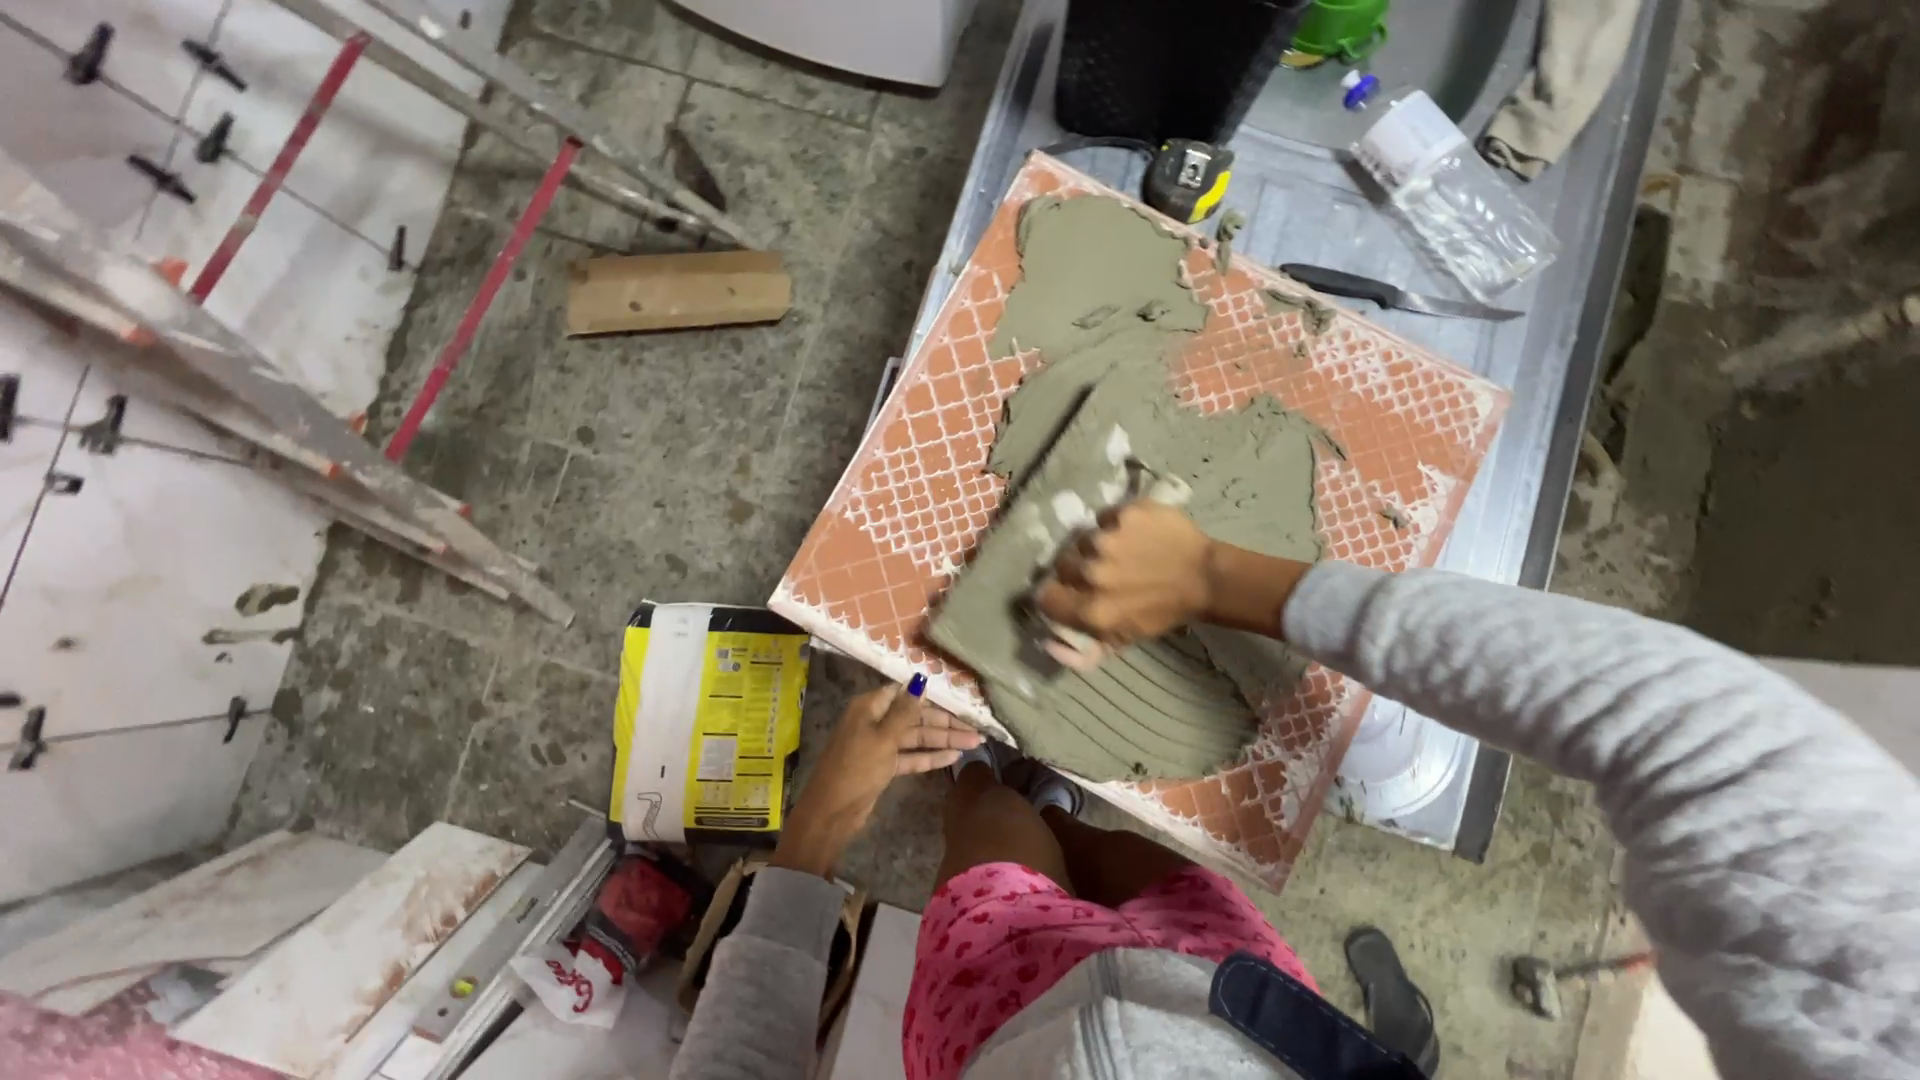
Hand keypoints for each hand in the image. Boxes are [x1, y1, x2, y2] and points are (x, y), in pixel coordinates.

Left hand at [772, 682, 981, 877]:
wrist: (832, 812)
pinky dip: (930, 757)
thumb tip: (920, 680)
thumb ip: (905, 711)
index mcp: (870, 707)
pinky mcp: (884, 766)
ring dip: (943, 740)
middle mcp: (875, 721)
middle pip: (915, 717)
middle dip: (944, 723)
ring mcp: (880, 745)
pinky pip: (911, 756)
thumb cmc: (856, 768)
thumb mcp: (883, 737)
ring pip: (916, 738)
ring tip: (974, 743)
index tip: (959, 699)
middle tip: (976, 729)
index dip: (932, 696)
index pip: (905, 693)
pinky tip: (954, 757)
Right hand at [1035, 500, 1217, 655]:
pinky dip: (1115, 524)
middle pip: (1062, 564)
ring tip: (1118, 549)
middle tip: (1098, 570)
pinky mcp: (1124, 514)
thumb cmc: (1163, 611)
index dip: (1057, 594)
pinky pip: (1105, 516)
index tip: (1069, 591)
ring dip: (1096, 544)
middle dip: (1076, 568)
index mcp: (1091, 609)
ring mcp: (1108, 539)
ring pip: (1083, 537)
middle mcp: (1093, 573)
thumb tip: (1048, 644)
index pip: (1046, 597)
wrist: (1204, 578)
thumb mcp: (1125, 638)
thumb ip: (1084, 649)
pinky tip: (1133, 533)